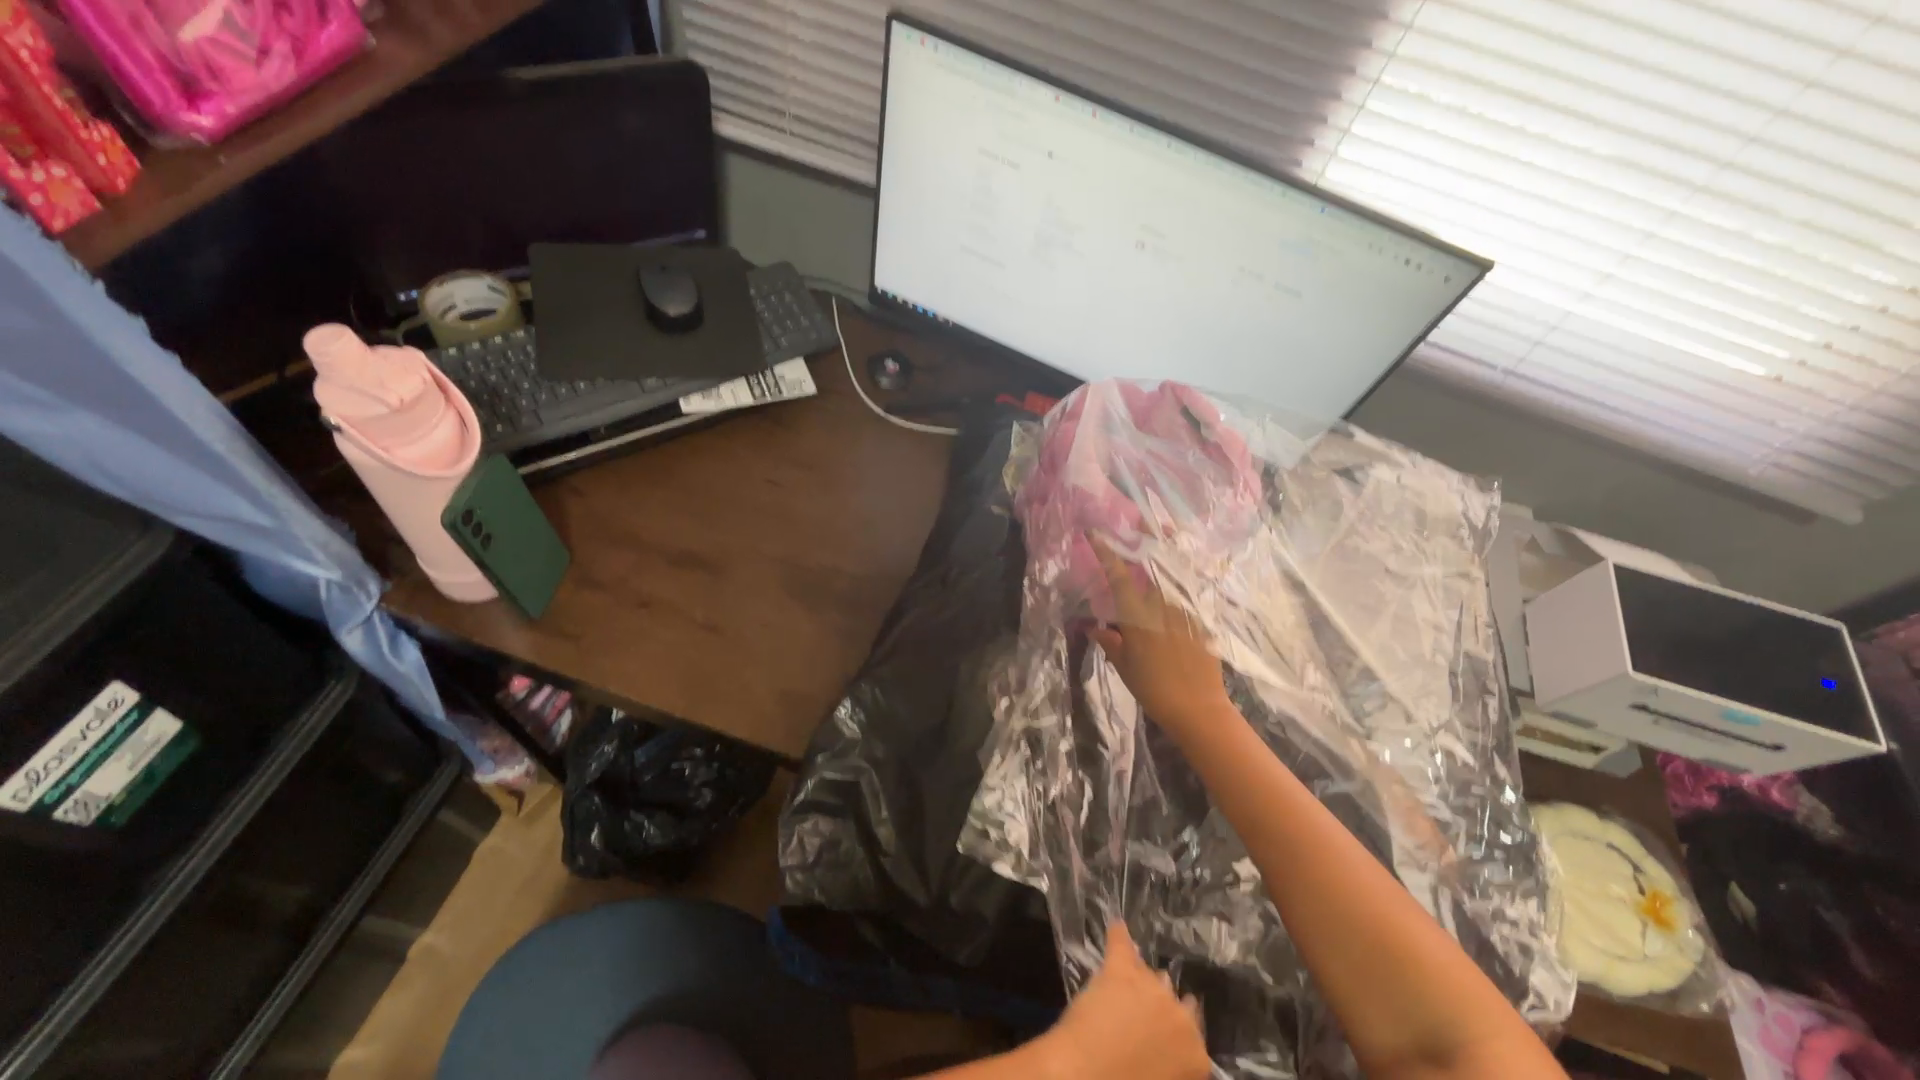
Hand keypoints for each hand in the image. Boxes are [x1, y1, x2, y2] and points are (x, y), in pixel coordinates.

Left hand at [1033, 922, 1210, 1079]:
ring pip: (1153, 977)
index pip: (1194, 1044)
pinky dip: (1118, 935)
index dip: (1174, 1046)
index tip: (1161, 1050)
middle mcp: (1181, 1017)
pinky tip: (1118, 925)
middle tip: (1145, 1023)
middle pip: (1179, 1006)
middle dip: (1164, 1012)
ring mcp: (1151, 989)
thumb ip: (1171, 1064)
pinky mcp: (1119, 971)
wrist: (1084, 1076)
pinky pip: (1120, 944)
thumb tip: (1163, 1056)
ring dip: (1144, 983)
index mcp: (1195, 1055)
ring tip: (1131, 990)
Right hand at [1087, 540, 1230, 737]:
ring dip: (1169, 552)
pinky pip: (1194, 588)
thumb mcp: (1124, 666)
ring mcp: (1187, 608)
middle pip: (1155, 563)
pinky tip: (1187, 567)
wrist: (1198, 707)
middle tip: (1141, 519)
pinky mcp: (1204, 618)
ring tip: (1166, 533)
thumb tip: (1095, 628)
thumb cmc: (1154, 689)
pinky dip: (1188, 574)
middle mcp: (1163, 604)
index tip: (1095, 532)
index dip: (1106, 552)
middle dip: (1147, 538)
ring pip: (1176, 572)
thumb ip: (1110, 642)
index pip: (1118, 576)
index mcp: (1138, 615)